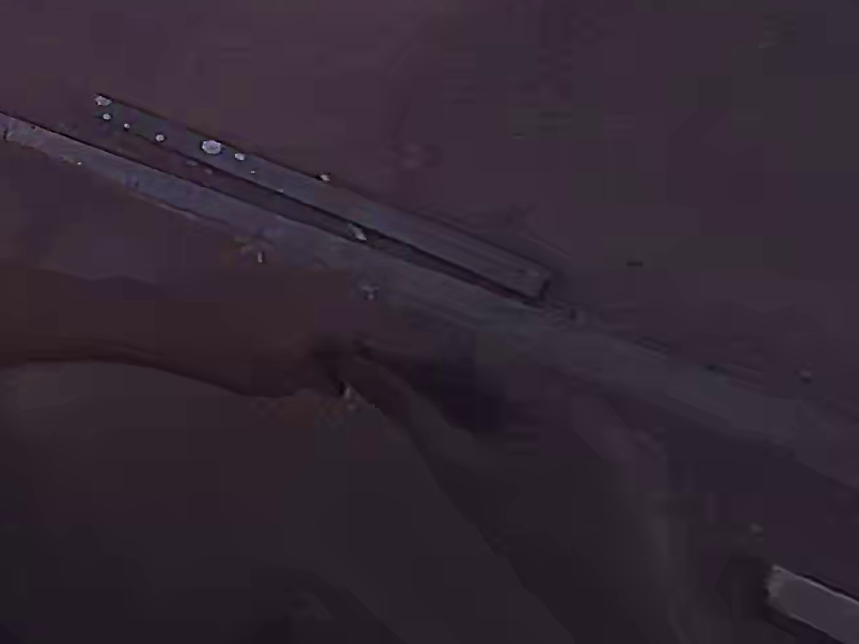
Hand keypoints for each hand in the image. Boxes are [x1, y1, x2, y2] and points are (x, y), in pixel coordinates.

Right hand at [333, 349, 728, 643]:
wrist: (620, 616)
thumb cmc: (536, 531)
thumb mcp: (458, 465)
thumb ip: (402, 406)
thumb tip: (347, 362)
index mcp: (553, 396)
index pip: (465, 352)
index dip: (406, 350)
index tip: (356, 351)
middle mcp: (570, 400)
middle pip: (476, 371)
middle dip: (417, 371)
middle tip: (361, 370)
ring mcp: (577, 428)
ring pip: (489, 395)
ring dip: (435, 393)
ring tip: (385, 392)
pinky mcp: (575, 453)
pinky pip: (507, 418)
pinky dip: (464, 415)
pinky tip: (427, 418)